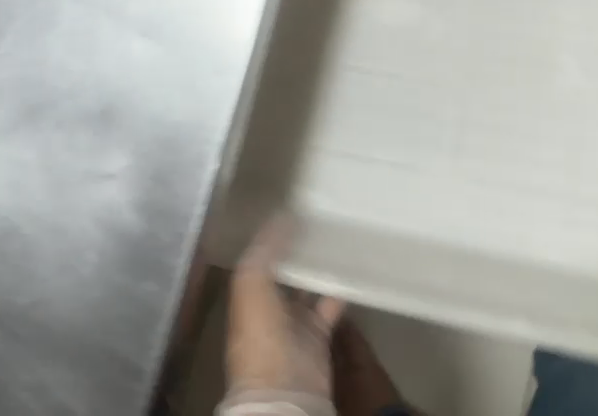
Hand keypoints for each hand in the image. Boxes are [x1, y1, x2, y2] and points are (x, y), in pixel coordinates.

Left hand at [225, 218, 346, 401]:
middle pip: (284, 271)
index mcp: (247, 295)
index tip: (289, 209)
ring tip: (334, 237)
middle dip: (297, 249)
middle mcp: (270, 307)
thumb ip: (264, 249)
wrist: (285, 390)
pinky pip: (330, 306)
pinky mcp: (319, 334)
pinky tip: (349, 267)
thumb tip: (282, 215)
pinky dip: (339, 289)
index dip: (271, 236)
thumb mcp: (251, 283)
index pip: (259, 258)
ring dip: (319, 267)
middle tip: (317, 218)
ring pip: (308, 287)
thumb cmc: (261, 334)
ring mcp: (295, 322)